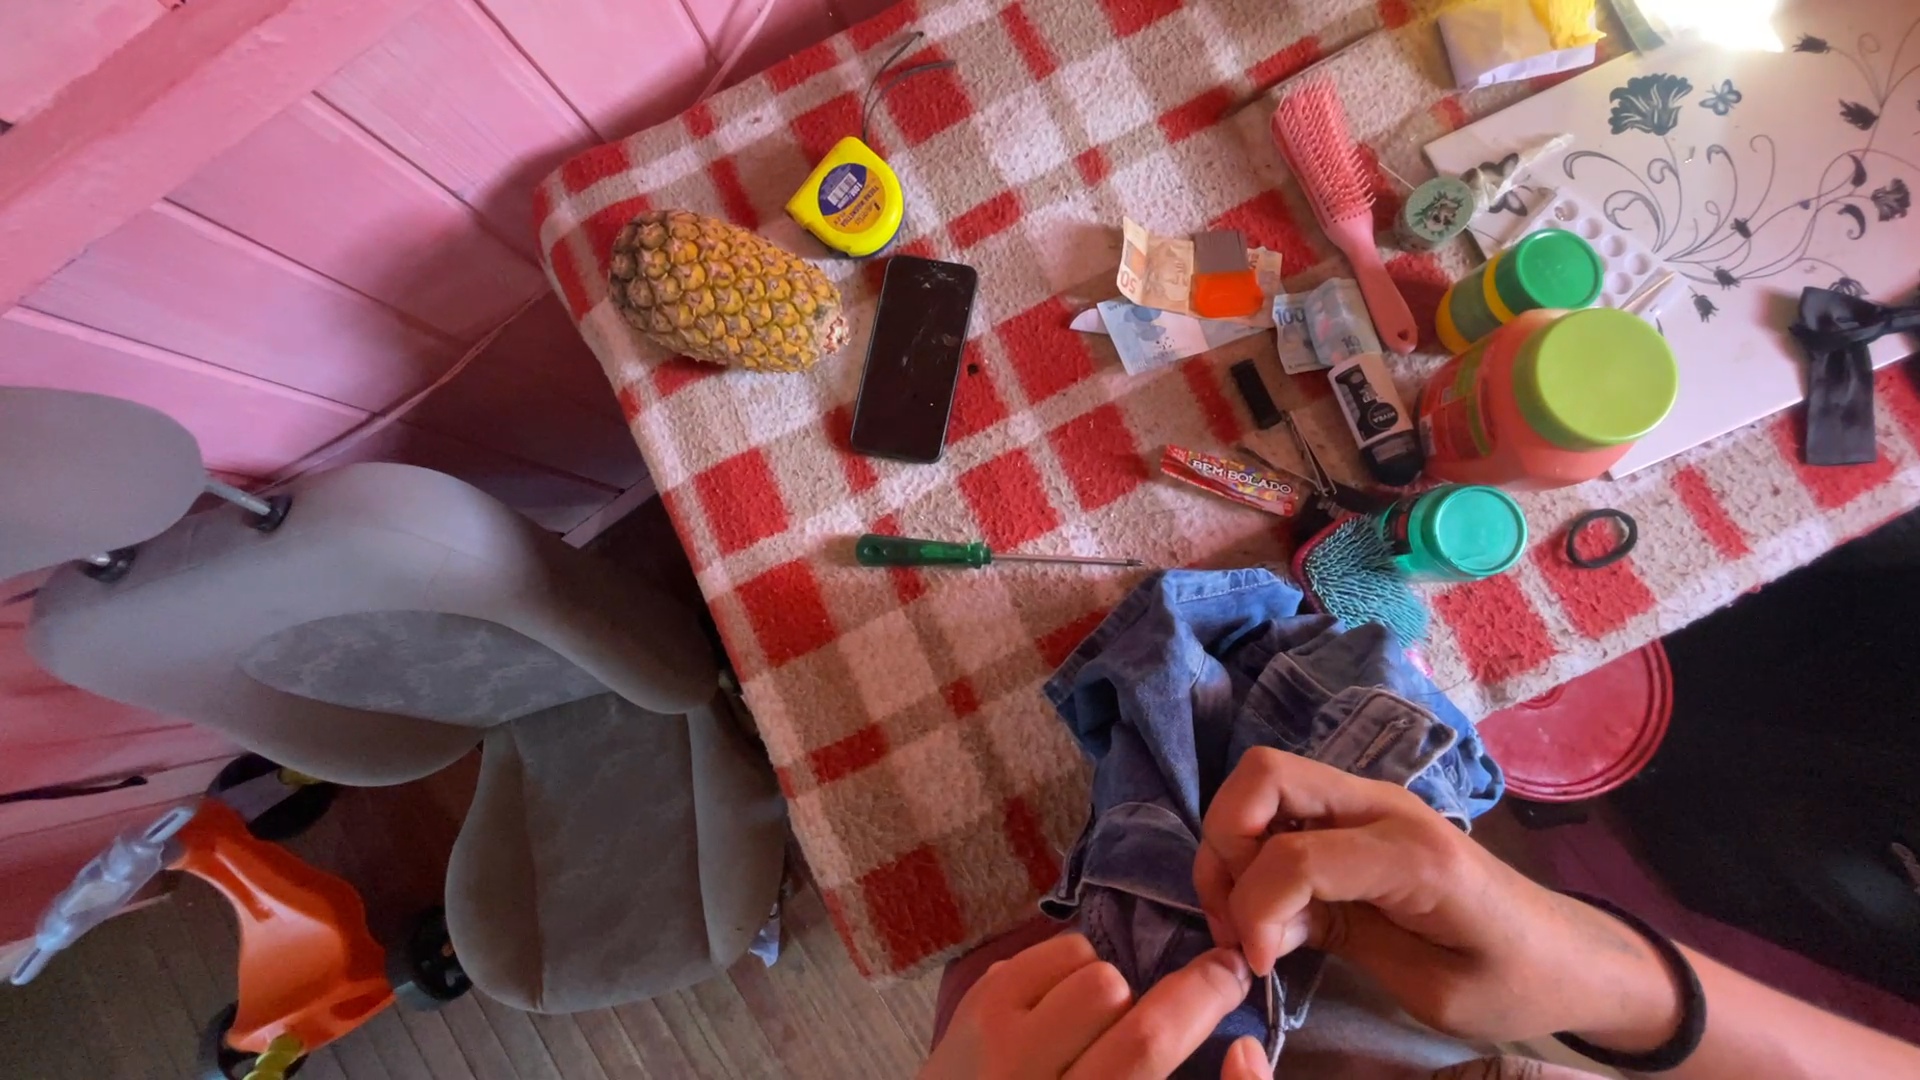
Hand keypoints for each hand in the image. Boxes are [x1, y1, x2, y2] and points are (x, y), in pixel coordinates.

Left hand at [919, 931, 1275, 1078]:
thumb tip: (1240, 1047)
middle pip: (1113, 993)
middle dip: (1155, 995)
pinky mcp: (977, 997)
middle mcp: (1027, 1070)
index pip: (1145, 1043)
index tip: (1235, 968)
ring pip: (1086, 963)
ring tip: (1094, 1025)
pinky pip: (1054, 949)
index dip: (1201, 999)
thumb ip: (1163, 1068)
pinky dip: (1074, 969)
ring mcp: (992, 1030)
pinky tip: (1062, 1008)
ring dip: (1107, 986)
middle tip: (1174, 1001)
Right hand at [1193, 749, 1683, 1049]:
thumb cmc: (1513, 983)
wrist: (1570, 952)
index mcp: (1414, 856)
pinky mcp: (1351, 806)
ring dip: (1229, 839)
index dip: (1256, 906)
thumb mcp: (1430, 990)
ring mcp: (1364, 797)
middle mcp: (1380, 804)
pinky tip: (1262, 894)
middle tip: (1233, 912)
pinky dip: (1247, 840)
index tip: (1254, 959)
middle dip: (1226, 840)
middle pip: (1265, 773)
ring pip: (1260, 778)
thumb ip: (1337, 940)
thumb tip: (1256, 927)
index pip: (1298, 854)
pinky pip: (1275, 800)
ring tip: (1239, 910)